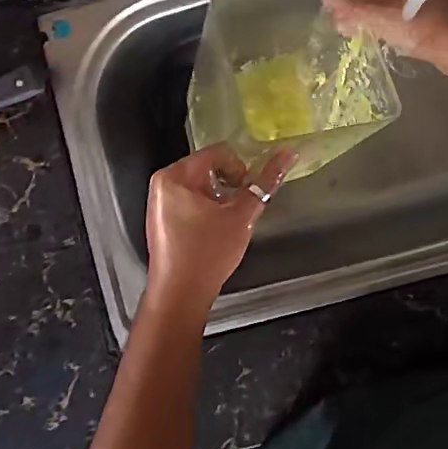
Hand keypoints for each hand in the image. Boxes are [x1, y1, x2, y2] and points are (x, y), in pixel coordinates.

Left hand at [144, 144, 295, 317]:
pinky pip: (192, 200)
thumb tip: (287, 155)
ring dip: (222, 197)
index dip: (242, 168)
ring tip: (231, 220)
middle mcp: (163, 184)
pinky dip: (209, 208)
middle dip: (231, 184)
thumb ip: (265, 182)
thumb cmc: (207, 254)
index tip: (250, 190)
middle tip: (242, 206)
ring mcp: (160, 202)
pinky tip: (217, 230)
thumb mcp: (242, 215)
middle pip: (209, 167)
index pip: (219, 152)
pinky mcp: (163, 219)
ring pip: (203, 185)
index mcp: (175, 176)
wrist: (180, 296)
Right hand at [319, 0, 447, 78]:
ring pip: (386, 3)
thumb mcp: (383, 17)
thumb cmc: (426, 29)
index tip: (332, 5)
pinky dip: (382, 24)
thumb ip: (353, 7)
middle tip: (337, 22)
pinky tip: (372, 37)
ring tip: (349, 32)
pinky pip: (398, 16)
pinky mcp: (428, 18)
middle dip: (355, 4)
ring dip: (367, 16)